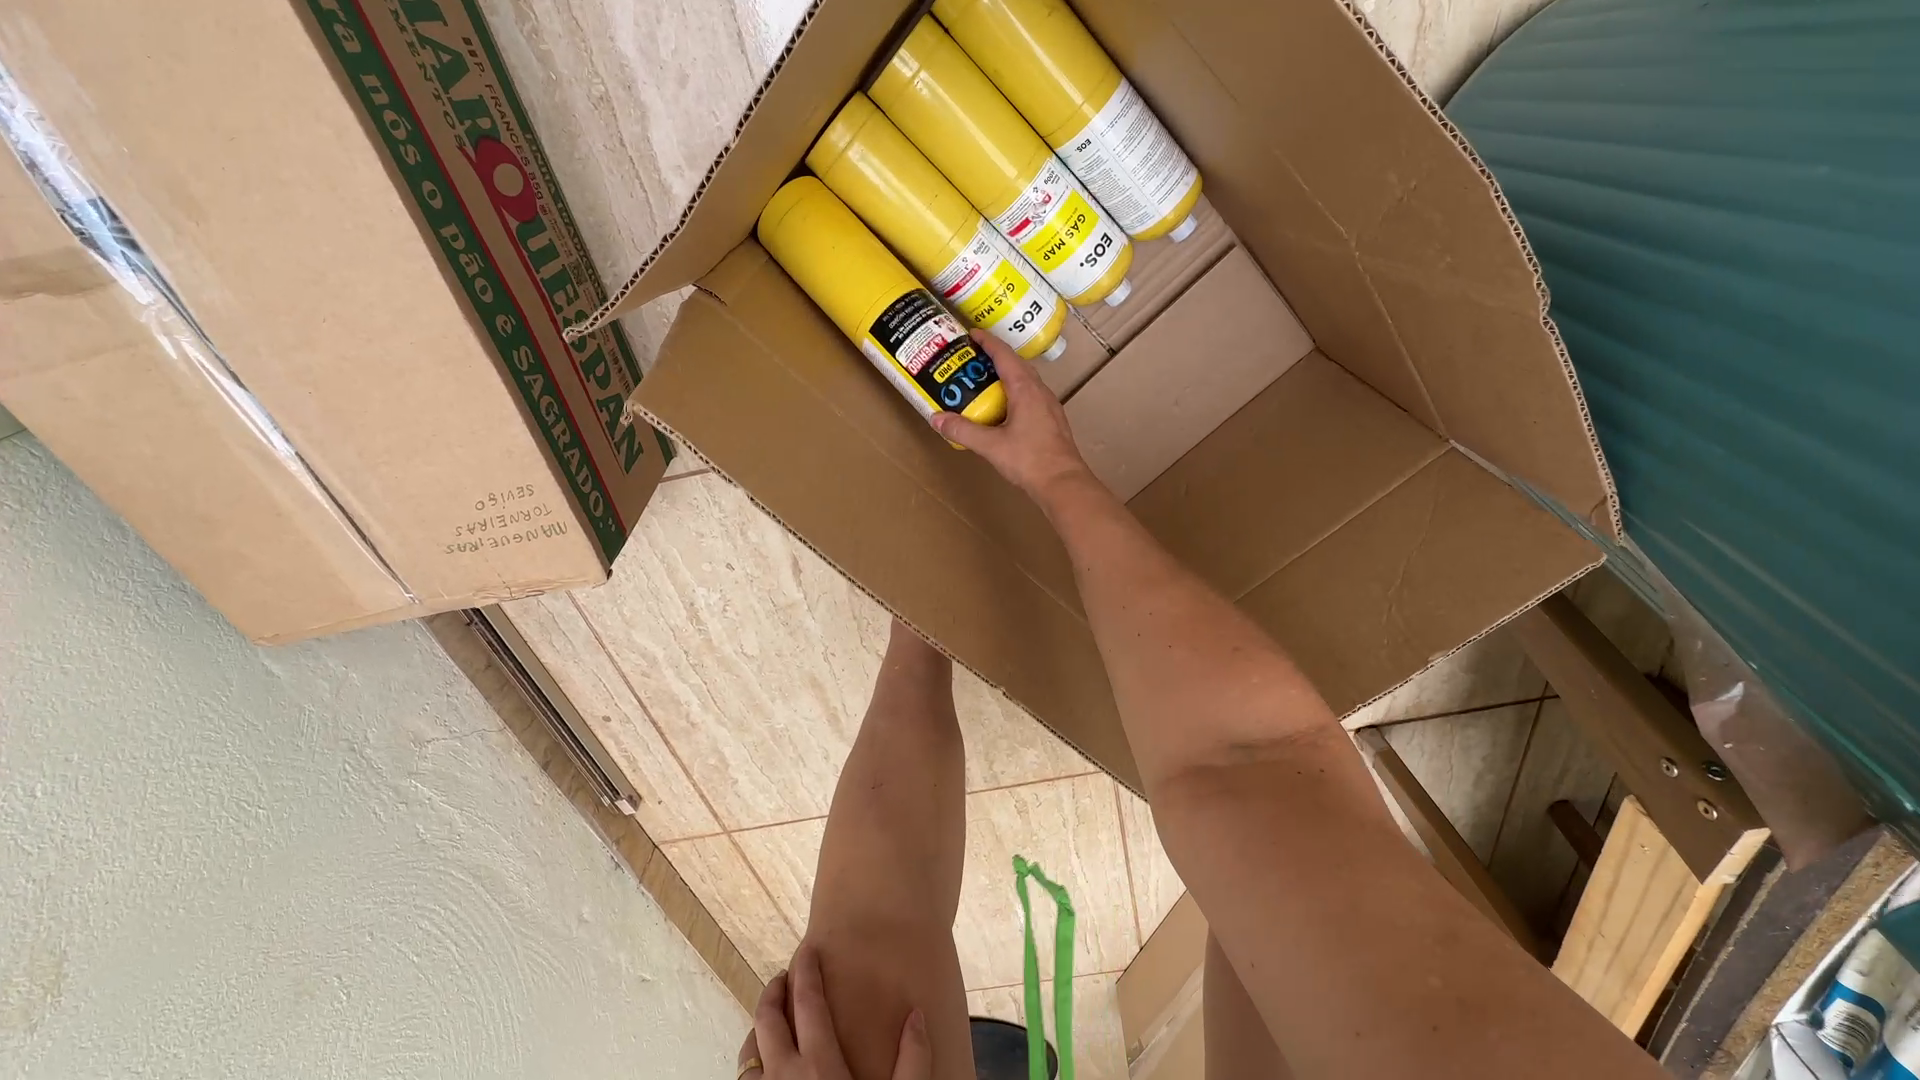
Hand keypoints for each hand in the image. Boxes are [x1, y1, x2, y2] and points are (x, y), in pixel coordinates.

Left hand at [737, 945, 931, 1079]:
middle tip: (785, 976)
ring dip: (759, 1028)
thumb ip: (912, 1061)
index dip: (806, 970)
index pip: (807, 1001)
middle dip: (774, 990)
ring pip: (748, 1051)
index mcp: (820, 1064)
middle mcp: (784, 1076)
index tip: (808, 949)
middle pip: (767, 1018)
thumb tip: (917, 1015)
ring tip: (773, 1020)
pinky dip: (753, 1064)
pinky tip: (769, 1067)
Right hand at [930, 331, 1093, 504]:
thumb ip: (962, 431)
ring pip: (1026, 381)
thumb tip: (937, 419)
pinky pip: (1031, 397)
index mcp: (1025, 389)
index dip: (987, 342)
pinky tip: (1004, 409)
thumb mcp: (990, 445)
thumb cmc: (1030, 461)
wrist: (1063, 483)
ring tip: (985, 383)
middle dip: (994, 358)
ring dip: (1006, 377)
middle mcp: (1040, 392)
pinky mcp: (1052, 421)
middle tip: (972, 360)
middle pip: (1016, 365)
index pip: (1004, 355)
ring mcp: (1049, 406)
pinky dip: (1014, 394)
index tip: (972, 334)